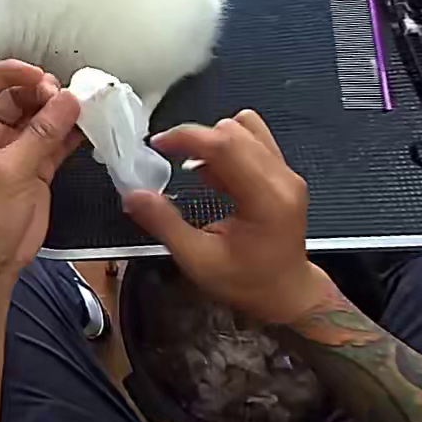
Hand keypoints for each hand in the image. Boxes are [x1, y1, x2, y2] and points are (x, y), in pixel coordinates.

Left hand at [0, 60, 81, 279]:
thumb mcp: (9, 172)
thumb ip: (41, 133)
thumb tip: (68, 99)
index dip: (12, 73)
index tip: (40, 76)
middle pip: (19, 96)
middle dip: (42, 91)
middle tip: (65, 98)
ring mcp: (17, 150)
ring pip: (41, 116)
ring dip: (61, 110)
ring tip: (83, 108)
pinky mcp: (38, 167)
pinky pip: (57, 140)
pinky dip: (73, 132)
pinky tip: (89, 126)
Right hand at [121, 110, 330, 324]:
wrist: (286, 292)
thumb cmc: (247, 282)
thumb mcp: (198, 260)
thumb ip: (164, 224)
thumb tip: (134, 195)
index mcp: (266, 198)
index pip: (226, 145)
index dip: (187, 137)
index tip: (159, 143)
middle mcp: (282, 178)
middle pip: (235, 130)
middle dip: (197, 139)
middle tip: (173, 160)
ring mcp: (286, 173)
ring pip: (246, 129)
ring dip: (214, 142)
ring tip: (197, 170)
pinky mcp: (284, 173)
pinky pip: (254, 141)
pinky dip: (228, 148)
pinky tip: (214, 175)